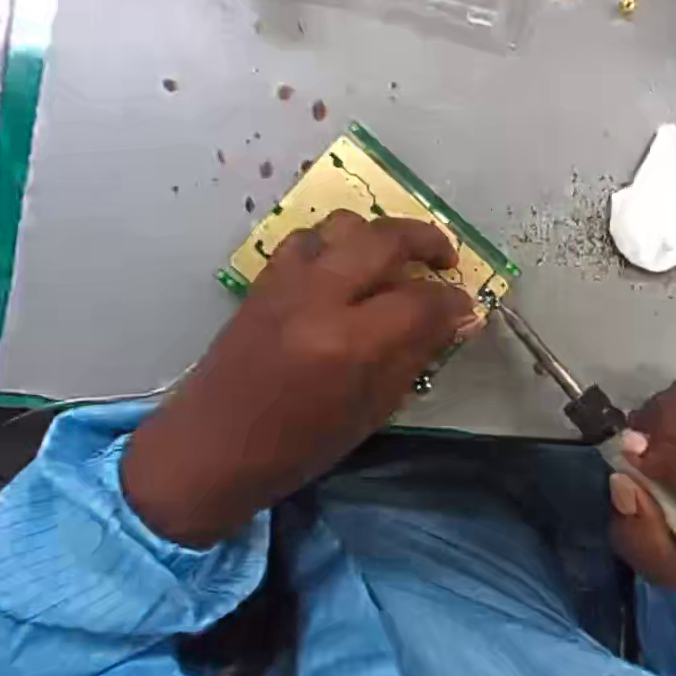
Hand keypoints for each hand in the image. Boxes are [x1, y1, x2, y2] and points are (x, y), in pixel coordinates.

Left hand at [123, 211, 477, 546]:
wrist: (210, 447)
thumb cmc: (293, 449)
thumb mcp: (367, 415)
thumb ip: (410, 359)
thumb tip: (449, 323)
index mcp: (347, 344)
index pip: (419, 301)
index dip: (452, 303)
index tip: (465, 309)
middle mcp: (316, 299)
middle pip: (383, 238)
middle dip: (425, 239)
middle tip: (444, 259)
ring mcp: (284, 283)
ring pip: (341, 225)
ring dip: (376, 235)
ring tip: (392, 259)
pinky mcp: (262, 281)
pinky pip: (305, 240)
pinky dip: (334, 244)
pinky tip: (343, 269)